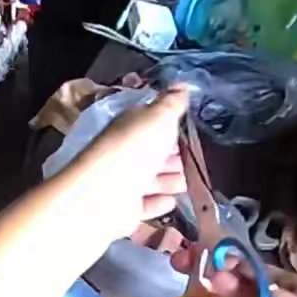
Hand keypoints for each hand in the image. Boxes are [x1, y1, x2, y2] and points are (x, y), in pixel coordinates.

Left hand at [54, 86, 189, 241]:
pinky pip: (144, 205)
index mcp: (128, 128)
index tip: (190, 132)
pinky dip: (158, 203)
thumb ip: (171, 104)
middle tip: (193, 160)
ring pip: (149, 180)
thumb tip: (181, 85)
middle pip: (150, 155)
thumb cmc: (132, 151)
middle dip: (172, 157)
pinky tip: (171, 202)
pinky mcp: (123, 212)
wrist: (103, 196)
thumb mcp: (157, 118)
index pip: (149, 124)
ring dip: (168, 180)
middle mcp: (122, 154)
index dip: (170, 127)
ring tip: (187, 182)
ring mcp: (121, 184)